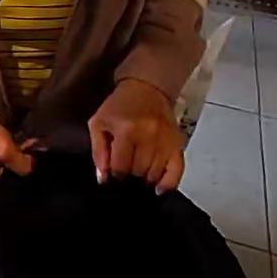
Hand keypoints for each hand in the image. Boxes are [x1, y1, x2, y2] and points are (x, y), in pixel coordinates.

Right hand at [0, 107, 32, 191]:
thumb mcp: (4, 149)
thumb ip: (20, 163)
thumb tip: (33, 169)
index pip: (14, 187)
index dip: (27, 176)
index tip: (37, 165)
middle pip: (14, 177)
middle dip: (26, 165)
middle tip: (36, 153)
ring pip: (13, 167)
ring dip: (23, 157)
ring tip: (33, 146)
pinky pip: (9, 159)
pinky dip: (18, 153)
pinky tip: (27, 144)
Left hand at [89, 78, 184, 192]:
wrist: (147, 88)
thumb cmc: (118, 107)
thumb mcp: (99, 123)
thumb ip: (98, 152)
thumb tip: (103, 180)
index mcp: (126, 130)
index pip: (120, 166)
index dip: (115, 174)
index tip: (114, 173)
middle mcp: (148, 137)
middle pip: (138, 172)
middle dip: (129, 175)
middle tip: (126, 170)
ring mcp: (166, 141)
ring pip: (154, 174)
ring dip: (144, 178)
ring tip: (139, 173)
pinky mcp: (178, 143)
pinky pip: (177, 171)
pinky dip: (168, 183)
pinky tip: (158, 189)